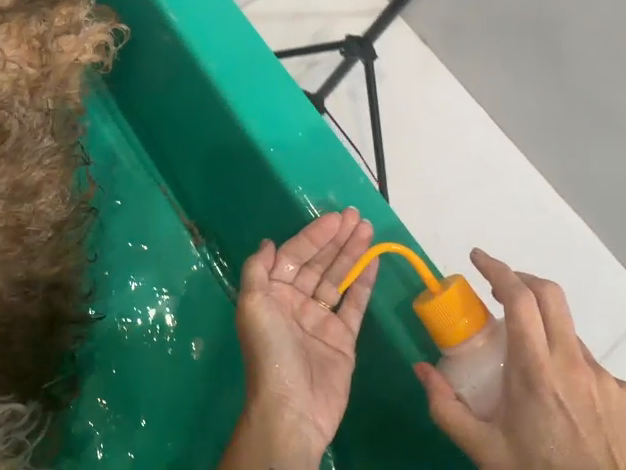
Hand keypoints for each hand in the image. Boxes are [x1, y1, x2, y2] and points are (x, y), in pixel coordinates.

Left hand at [217, 208, 379, 469]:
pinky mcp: (342, 338)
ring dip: (352, 254)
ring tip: (368, 230)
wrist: (292, 407)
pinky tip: (373, 261)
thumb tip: (268, 242)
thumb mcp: (252, 305)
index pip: (295, 254)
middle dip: (337, 239)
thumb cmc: (269, 352)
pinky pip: (354, 303)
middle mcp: (296, 301)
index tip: (336, 217)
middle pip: (319, 262)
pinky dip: (363, 282)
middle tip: (357, 217)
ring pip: (338, 278)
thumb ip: (258, 269)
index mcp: (273, 292)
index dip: (315, 235)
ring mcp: (320, 319)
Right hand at [415, 249, 625, 469]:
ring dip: (545, 334)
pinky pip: (595, 372)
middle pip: (551, 296)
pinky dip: (572, 372)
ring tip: (529, 368)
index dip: (497, 269)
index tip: (477, 258)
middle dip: (521, 281)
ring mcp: (607, 380)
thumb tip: (421, 368)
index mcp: (536, 370)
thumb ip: (447, 408)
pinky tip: (566, 406)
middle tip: (498, 289)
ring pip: (571, 337)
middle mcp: (574, 364)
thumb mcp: (485, 451)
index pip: (519, 298)